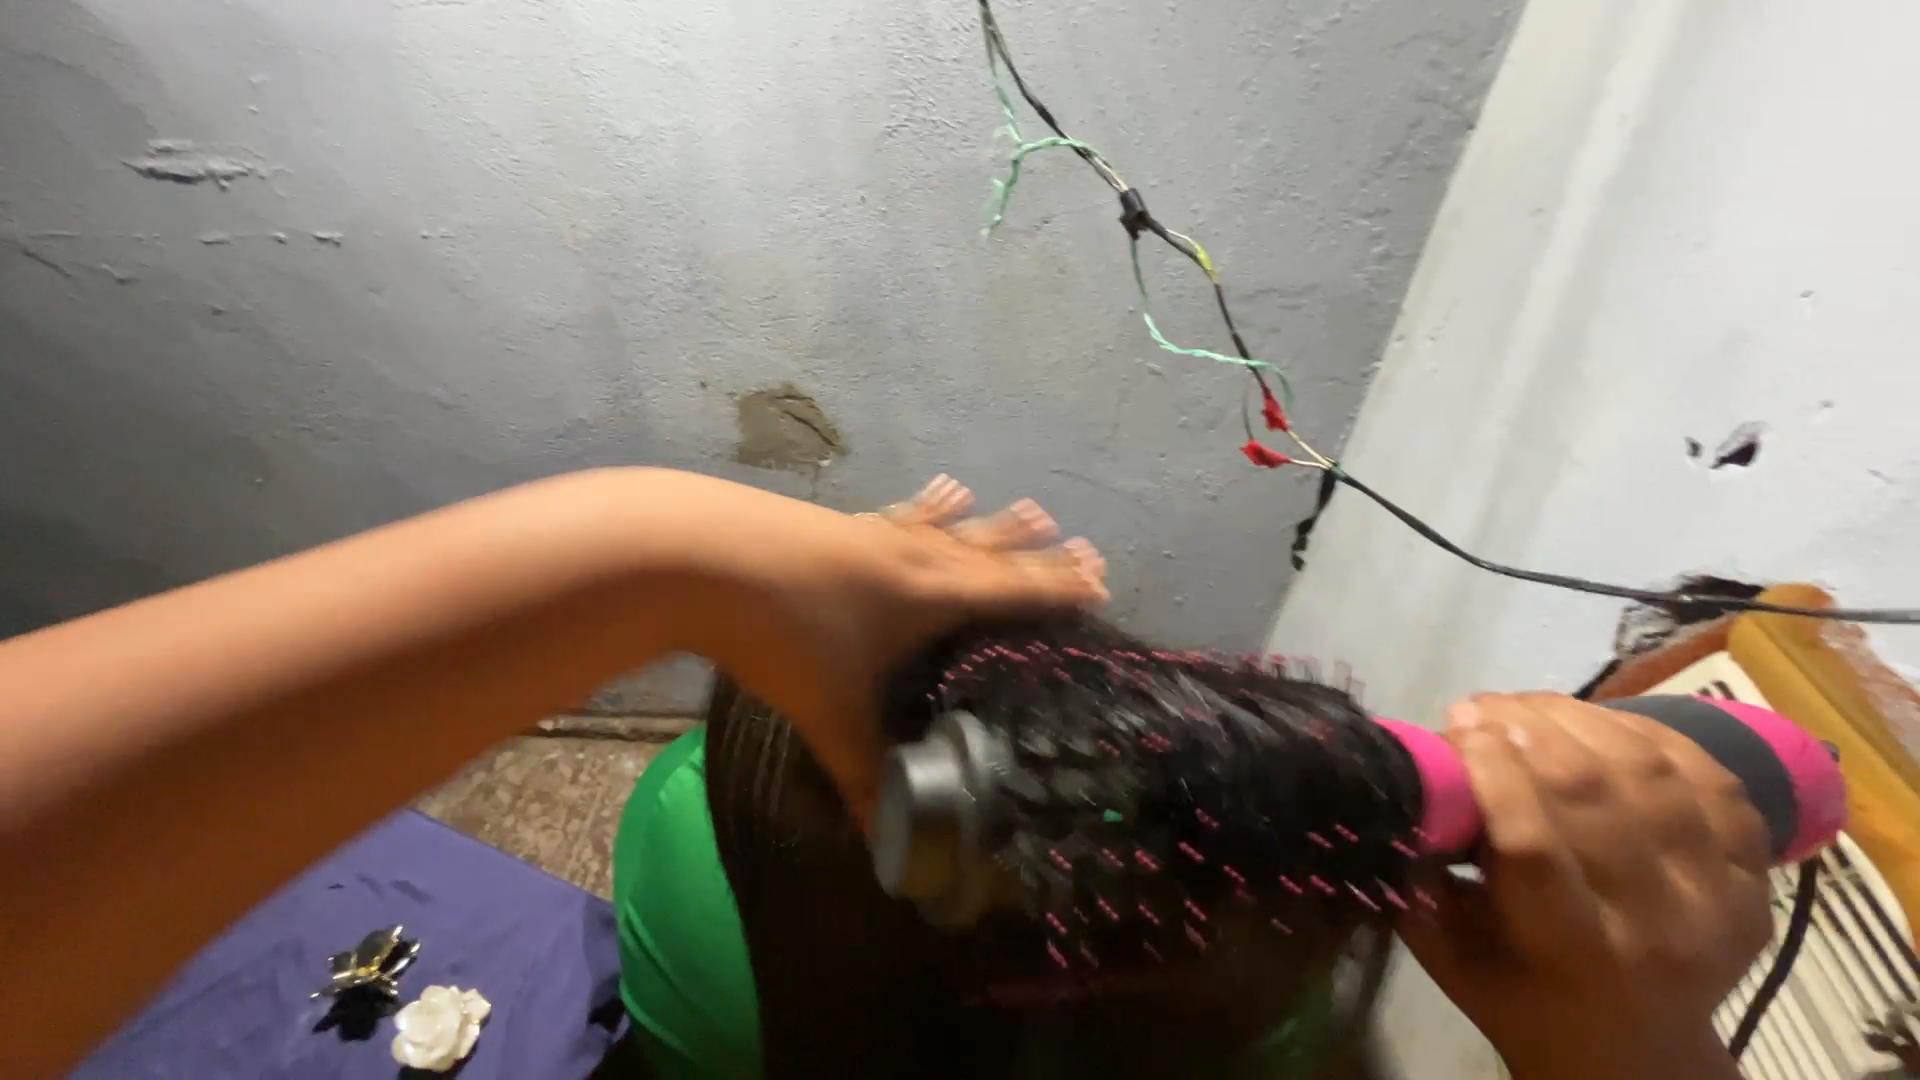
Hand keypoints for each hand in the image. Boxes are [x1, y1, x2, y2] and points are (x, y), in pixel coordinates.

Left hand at [675, 474, 1106, 824]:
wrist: (704, 554)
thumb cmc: (785, 633)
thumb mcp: (829, 712)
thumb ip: (861, 776)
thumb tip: (884, 843)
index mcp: (929, 596)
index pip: (1012, 591)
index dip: (1058, 588)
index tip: (1099, 579)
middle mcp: (914, 556)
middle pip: (992, 553)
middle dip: (1040, 555)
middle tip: (1084, 544)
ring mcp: (875, 533)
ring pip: (951, 527)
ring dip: (993, 524)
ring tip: (1030, 511)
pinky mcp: (839, 523)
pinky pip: (902, 516)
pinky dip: (927, 508)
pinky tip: (933, 494)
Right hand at [1399, 693, 1771, 1079]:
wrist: (1631, 1050)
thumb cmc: (1511, 991)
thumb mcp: (1439, 943)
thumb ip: (1416, 868)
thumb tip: (1407, 779)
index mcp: (1567, 948)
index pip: (1532, 842)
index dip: (1491, 770)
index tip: (1454, 725)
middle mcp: (1655, 924)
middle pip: (1593, 793)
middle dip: (1525, 727)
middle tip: (1479, 707)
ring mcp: (1717, 897)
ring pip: (1649, 773)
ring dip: (1578, 719)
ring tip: (1526, 705)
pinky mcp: (1753, 877)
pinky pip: (1711, 779)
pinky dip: (1650, 734)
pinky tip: (1596, 722)